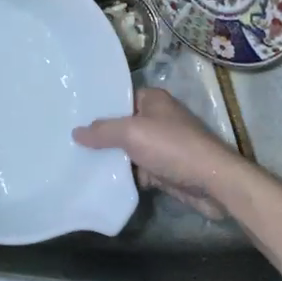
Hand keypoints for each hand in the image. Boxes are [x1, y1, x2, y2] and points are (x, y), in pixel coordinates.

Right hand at [73, 87, 243, 218]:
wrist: (213, 182)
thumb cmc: (173, 147)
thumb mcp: (132, 133)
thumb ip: (103, 131)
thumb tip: (75, 132)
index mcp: (153, 100)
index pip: (119, 98)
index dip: (97, 107)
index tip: (71, 114)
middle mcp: (158, 119)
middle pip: (122, 125)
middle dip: (100, 135)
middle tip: (68, 140)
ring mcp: (162, 146)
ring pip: (128, 150)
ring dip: (111, 158)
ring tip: (77, 161)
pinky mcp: (165, 170)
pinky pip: (137, 170)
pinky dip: (124, 176)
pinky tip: (100, 181)